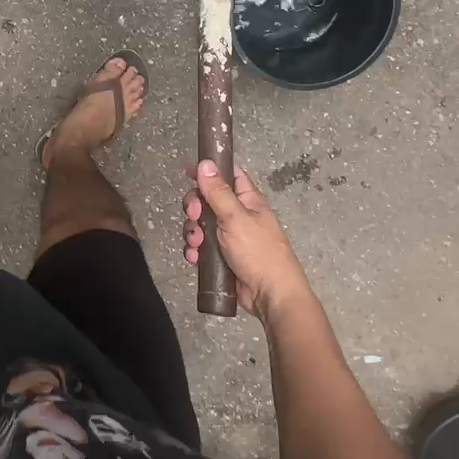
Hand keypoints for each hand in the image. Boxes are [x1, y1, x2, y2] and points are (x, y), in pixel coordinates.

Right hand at [183, 160, 312, 321]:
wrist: (270, 296)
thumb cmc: (258, 252)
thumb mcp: (236, 218)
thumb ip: (218, 191)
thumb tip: (205, 162)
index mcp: (247, 201)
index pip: (228, 175)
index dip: (210, 170)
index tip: (188, 171)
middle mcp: (238, 215)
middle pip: (207, 199)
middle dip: (195, 206)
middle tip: (194, 215)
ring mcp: (229, 236)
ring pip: (200, 223)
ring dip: (192, 231)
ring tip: (196, 244)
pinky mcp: (221, 255)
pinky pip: (200, 245)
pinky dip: (194, 249)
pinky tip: (195, 257)